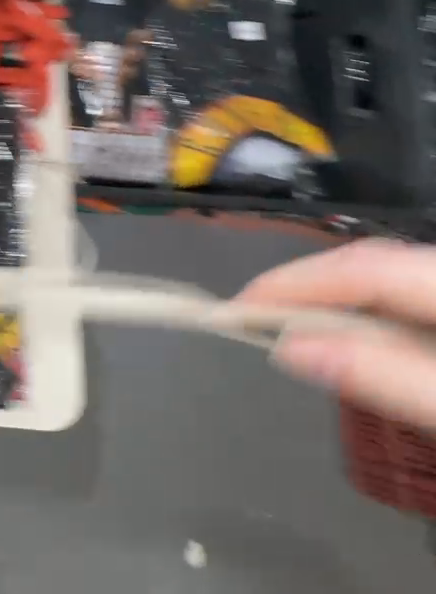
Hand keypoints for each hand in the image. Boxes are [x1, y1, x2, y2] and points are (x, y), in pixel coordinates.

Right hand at [236, 238, 435, 428]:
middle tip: (256, 322)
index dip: (288, 283)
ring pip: (395, 278)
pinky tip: (366, 340)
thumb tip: (284, 349)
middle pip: (375, 266)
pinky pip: (414, 295)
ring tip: (302, 332)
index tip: (229, 311)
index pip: (362, 268)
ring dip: (340, 303)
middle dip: (308, 289)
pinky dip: (378, 314)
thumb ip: (390, 378)